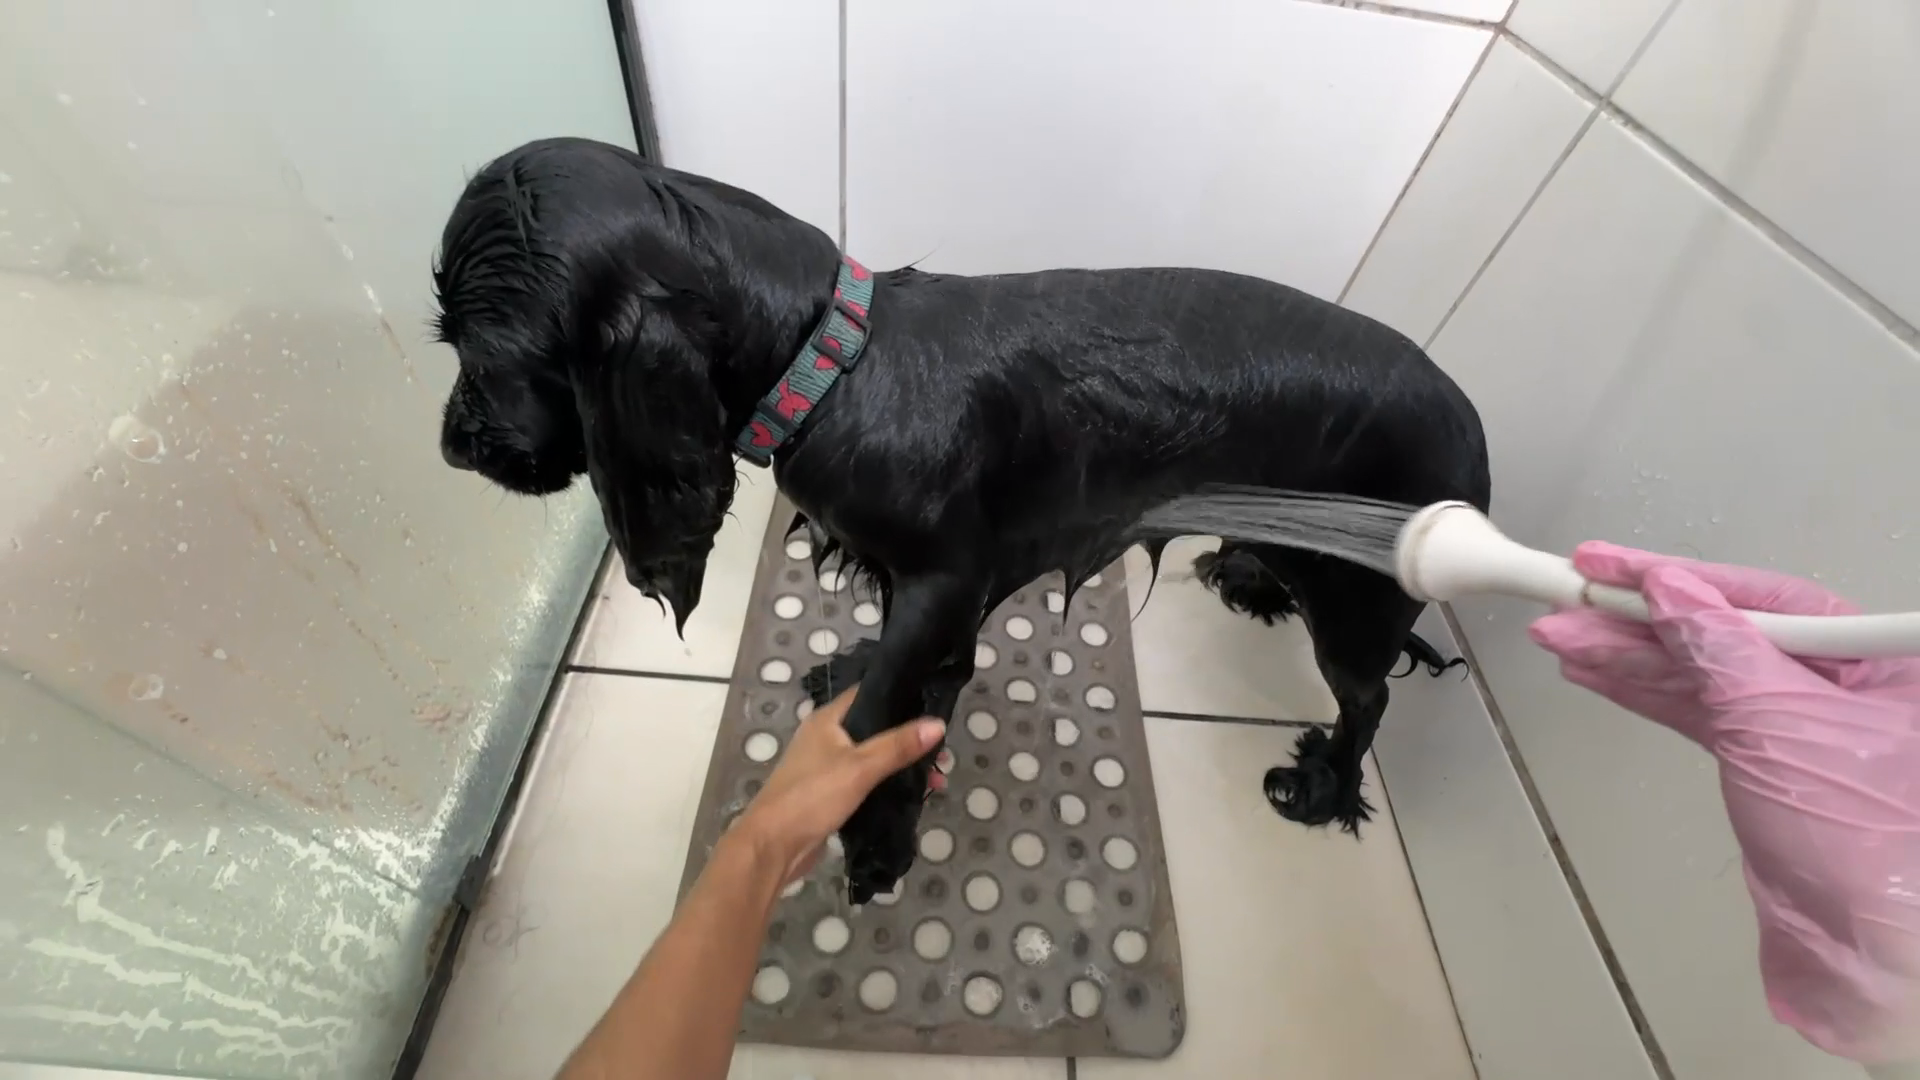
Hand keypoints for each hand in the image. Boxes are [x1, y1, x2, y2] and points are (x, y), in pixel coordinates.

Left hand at [732, 687, 945, 889]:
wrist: (771, 848)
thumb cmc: (811, 797)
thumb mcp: (860, 768)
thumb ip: (898, 745)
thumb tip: (938, 723)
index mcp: (827, 719)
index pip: (868, 693)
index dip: (900, 695)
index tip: (933, 703)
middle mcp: (825, 737)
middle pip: (874, 728)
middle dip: (908, 740)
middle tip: (941, 753)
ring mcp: (825, 766)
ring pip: (871, 757)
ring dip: (900, 765)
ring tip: (934, 779)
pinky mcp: (828, 793)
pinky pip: (864, 781)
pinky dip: (886, 784)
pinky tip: (910, 795)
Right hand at [1529, 542, 1919, 1063]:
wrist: (1866, 943)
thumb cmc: (1862, 836)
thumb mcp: (1782, 723)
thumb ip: (1720, 648)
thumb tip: (1667, 587)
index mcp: (1881, 663)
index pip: (1760, 598)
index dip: (1674, 577)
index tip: (1604, 563)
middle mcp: (1839, 684)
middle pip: (1715, 632)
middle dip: (1629, 621)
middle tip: (1560, 605)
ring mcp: (1795, 721)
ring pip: (1691, 671)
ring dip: (1618, 654)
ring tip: (1555, 637)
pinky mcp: (1759, 755)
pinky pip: (1689, 707)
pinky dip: (1635, 689)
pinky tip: (1589, 671)